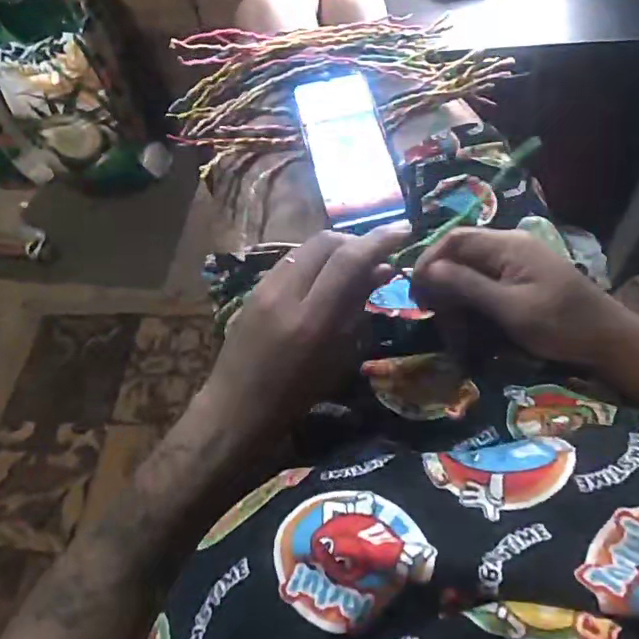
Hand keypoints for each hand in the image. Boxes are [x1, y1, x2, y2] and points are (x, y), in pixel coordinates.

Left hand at [204, 223, 411, 425]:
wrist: (234, 409)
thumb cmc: (294, 397)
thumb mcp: (336, 359)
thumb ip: (356, 309)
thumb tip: (382, 269)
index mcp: (310, 319)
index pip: (348, 260)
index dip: (379, 240)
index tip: (404, 230)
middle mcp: (284, 293)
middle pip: (326, 242)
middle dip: (357, 240)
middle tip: (379, 253)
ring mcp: (263, 287)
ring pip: (307, 247)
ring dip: (335, 247)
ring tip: (356, 263)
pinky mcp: (253, 288)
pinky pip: (291, 260)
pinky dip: (314, 259)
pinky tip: (326, 276)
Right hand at [413, 227, 638, 368]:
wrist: (610, 341)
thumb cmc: (562, 324)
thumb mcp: (510, 308)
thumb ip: (468, 286)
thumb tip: (427, 269)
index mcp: (508, 245)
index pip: (455, 239)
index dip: (430, 261)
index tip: (416, 291)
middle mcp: (511, 246)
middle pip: (461, 256)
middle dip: (443, 286)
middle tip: (434, 317)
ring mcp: (518, 263)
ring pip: (471, 273)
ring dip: (458, 301)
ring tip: (455, 334)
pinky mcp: (523, 280)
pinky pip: (487, 285)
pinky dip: (474, 306)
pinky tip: (472, 331)